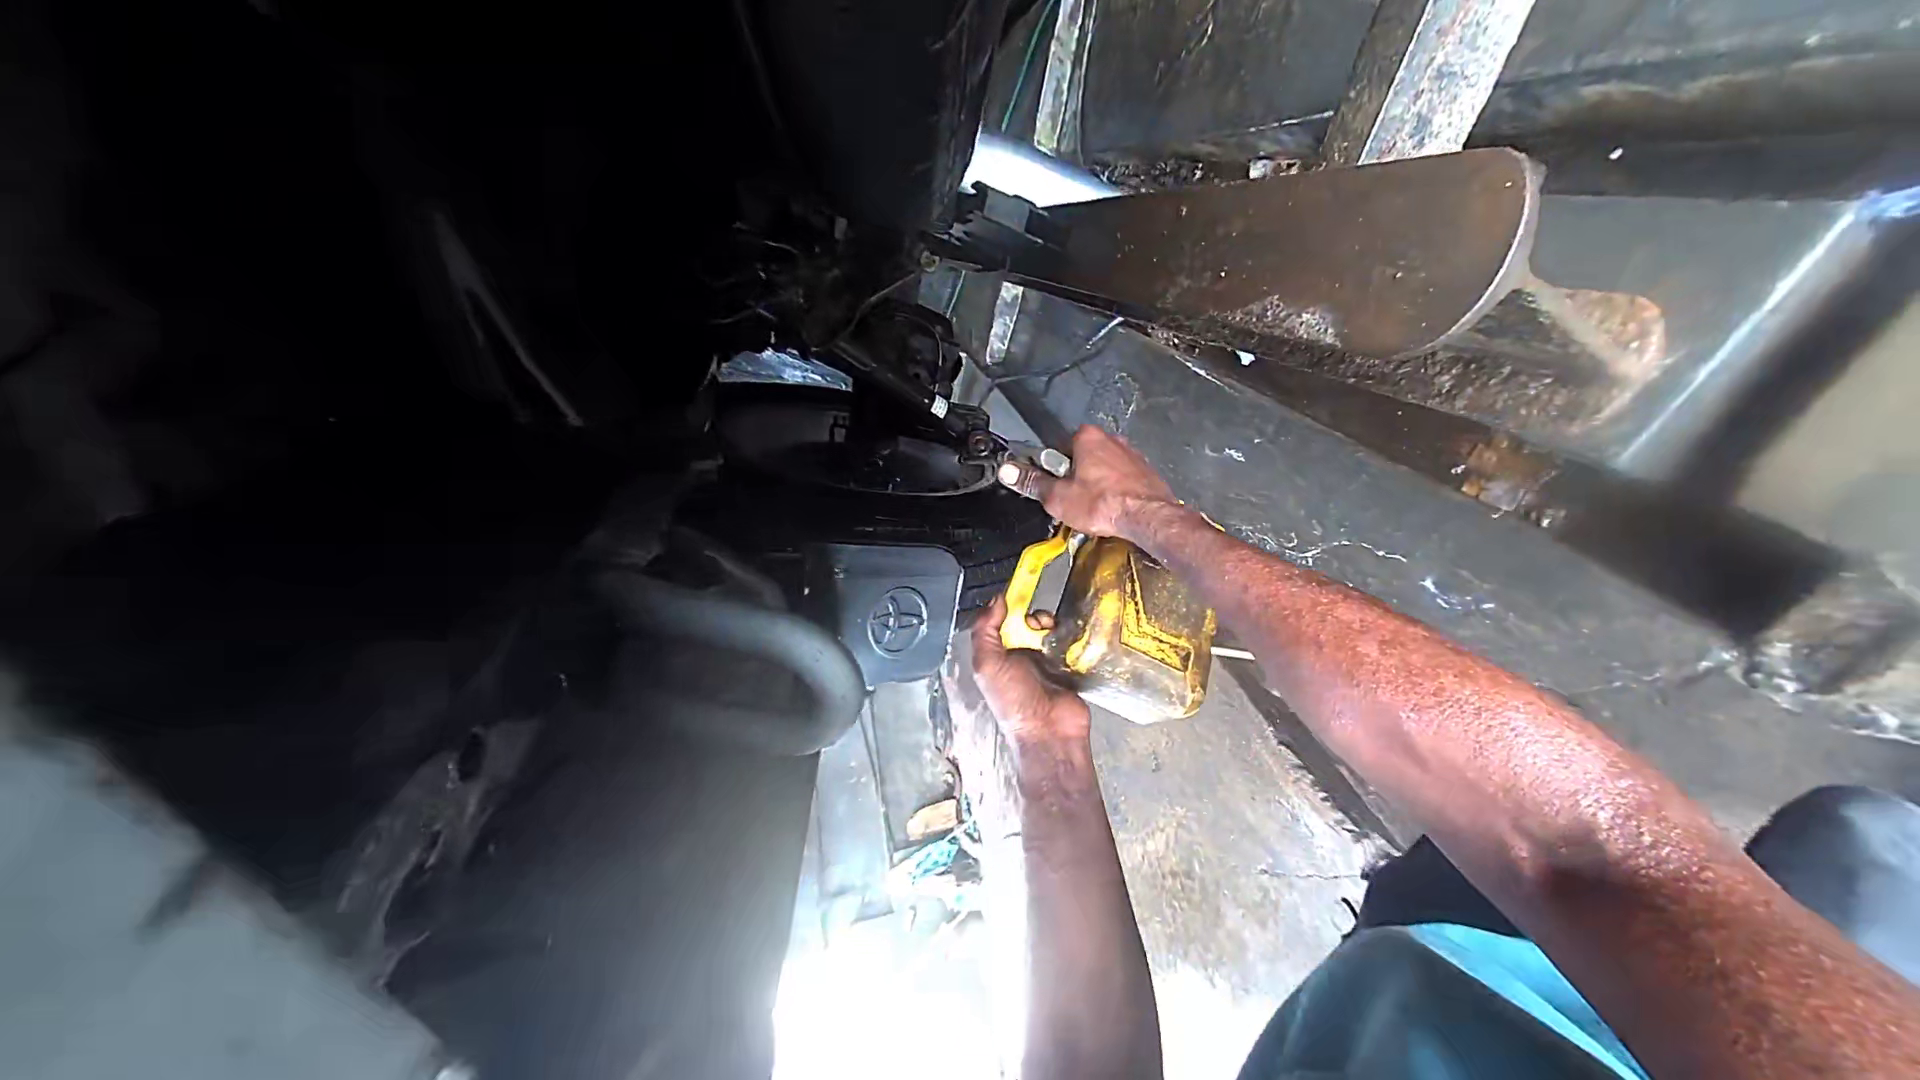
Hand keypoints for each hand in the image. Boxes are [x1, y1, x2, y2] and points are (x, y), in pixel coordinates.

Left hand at [953, 595, 1090, 749]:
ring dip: (1052, 624)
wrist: (1050, 731)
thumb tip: (995, 600)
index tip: (1019, 594)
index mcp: (999, 655)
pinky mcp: (1069, 666)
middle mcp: (1022, 655)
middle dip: (1033, 615)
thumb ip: (984, 631)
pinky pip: (1070, 642)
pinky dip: (1071, 635)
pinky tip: (1069, 635)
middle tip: (1037, 622)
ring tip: (1052, 631)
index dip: (1009, 607)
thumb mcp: (987, 665)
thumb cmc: (1013, 701)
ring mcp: (1046, 661)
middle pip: (1029, 621)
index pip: (1002, 621)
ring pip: (1050, 629)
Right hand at [997, 425, 1177, 538]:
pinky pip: (1120, 481)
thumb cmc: (1107, 504)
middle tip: (1071, 500)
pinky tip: (1110, 510)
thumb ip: (1032, 482)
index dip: (1052, 469)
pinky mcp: (1144, 473)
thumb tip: (1010, 472)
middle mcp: (1111, 440)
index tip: (1051, 485)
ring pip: (1102, 470)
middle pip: (1081, 457)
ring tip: (1091, 509)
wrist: (1147, 518)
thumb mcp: (1057, 497)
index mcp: (1087, 437)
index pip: (1057, 446)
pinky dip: (1114, 493)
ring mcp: (1131, 455)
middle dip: (1075, 478)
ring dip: (1095, 486)